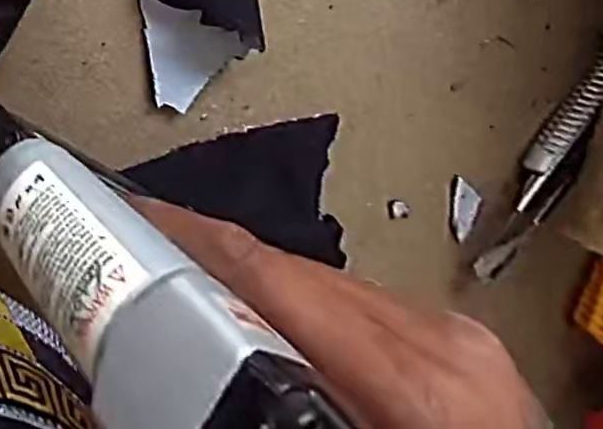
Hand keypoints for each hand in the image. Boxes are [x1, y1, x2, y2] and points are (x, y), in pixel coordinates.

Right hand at [134, 199, 544, 428]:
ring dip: (251, 279)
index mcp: (416, 386)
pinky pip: (351, 296)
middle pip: (285, 264)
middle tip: (149, 257)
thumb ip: (272, 389)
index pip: (269, 271)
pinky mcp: (461, 340)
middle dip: (210, 257)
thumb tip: (186, 359)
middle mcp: (441, 342)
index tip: (142, 214)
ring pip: (315, 273)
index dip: (192, 233)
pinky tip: (268, 313)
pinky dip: (299, 300)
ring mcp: (455, 336)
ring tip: (196, 284)